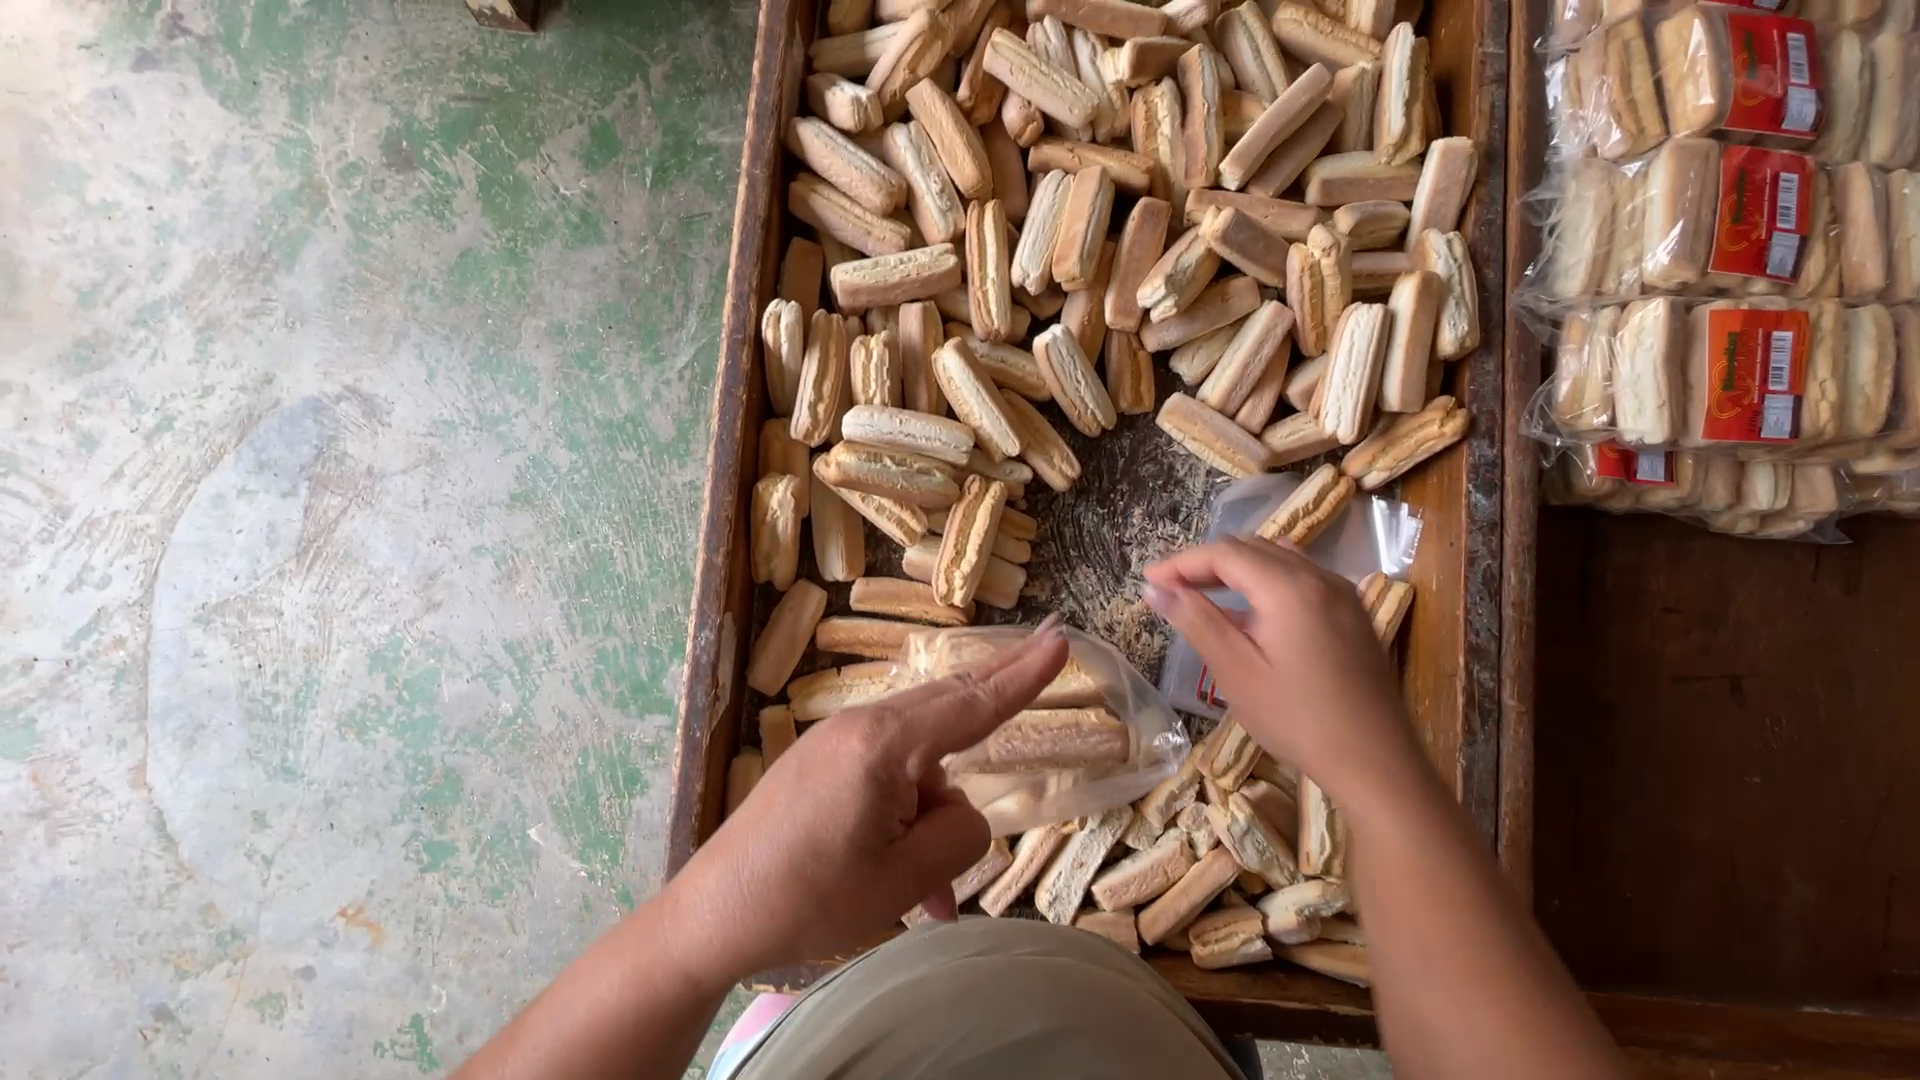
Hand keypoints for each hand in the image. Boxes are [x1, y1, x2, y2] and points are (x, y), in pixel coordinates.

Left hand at [660, 620, 1069, 981]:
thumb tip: (959, 809)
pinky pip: (883, 777)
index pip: (973, 702)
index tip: (1060, 640)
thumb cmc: (810, 899)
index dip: (1024, 675)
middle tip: (1043, 658)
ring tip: (929, 896)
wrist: (711, 916)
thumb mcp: (903, 879)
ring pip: (915, 763)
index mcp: (885, 745)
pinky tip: (900, 880)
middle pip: (946, 712)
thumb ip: (958, 833)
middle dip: (992, 706)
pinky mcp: (818, 764)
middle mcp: (860, 727)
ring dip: (932, 818)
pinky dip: (903, 819)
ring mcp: (834, 743)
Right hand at [1143, 537, 1420, 794]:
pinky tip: (1250, 607)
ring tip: (1200, 594)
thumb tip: (1157, 590)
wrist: (1376, 762)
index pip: (1225, 553)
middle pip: (1252, 549)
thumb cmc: (1298, 719)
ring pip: (1278, 559)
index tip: (1148, 581)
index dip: (1182, 563)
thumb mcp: (1236, 671)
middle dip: (1205, 563)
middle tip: (1168, 589)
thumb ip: (1196, 621)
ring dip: (1235, 570)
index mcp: (1290, 587)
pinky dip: (1264, 581)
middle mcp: (1320, 577)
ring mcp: (1342, 594)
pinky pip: (1300, 578)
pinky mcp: (1352, 614)